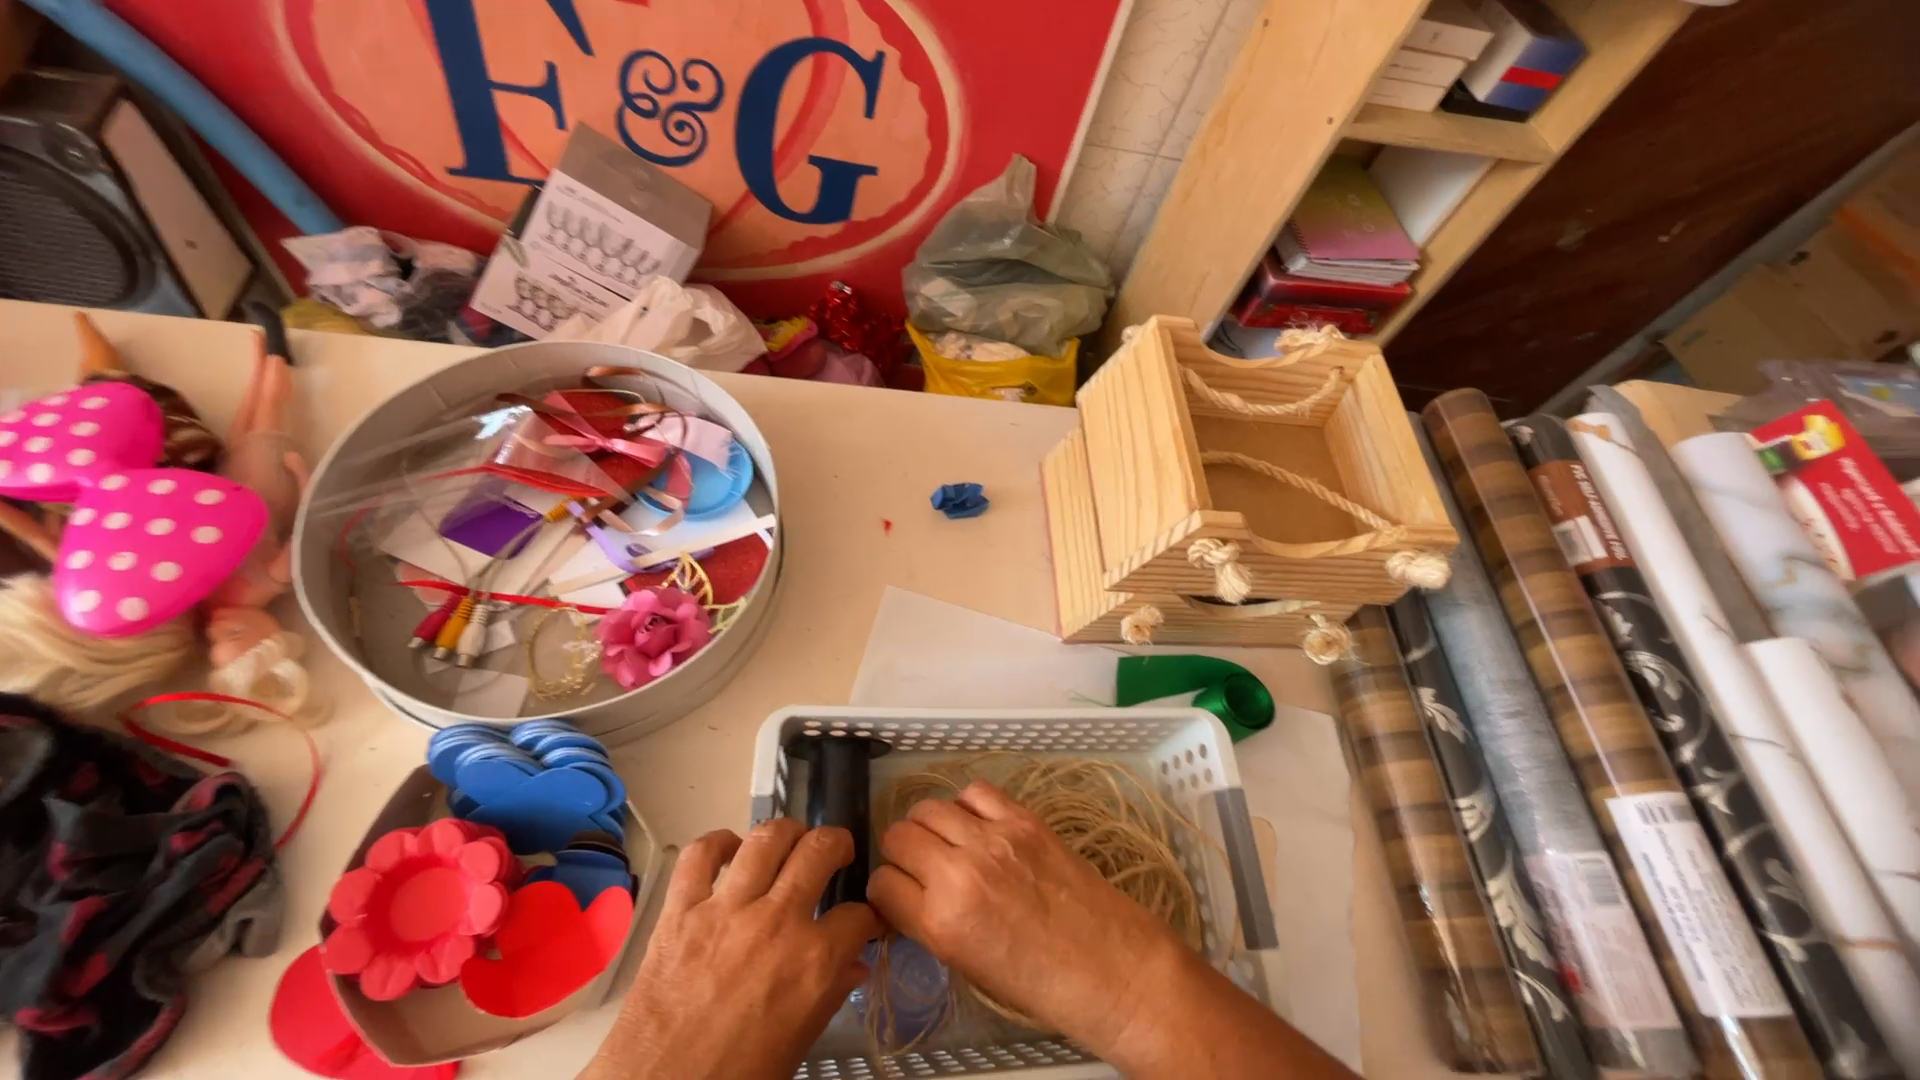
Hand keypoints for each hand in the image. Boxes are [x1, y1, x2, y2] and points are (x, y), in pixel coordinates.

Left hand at [582, 821, 880, 1079]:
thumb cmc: (736, 1078)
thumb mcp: (797, 1044)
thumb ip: (830, 995)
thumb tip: (855, 965)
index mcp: (813, 961)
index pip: (858, 916)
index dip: (869, 915)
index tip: (867, 918)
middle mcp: (776, 922)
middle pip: (819, 850)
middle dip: (838, 844)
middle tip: (837, 854)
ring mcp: (726, 910)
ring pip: (768, 838)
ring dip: (789, 832)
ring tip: (793, 842)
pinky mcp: (680, 911)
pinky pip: (700, 854)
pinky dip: (718, 842)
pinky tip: (732, 849)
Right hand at [867, 782, 1356, 1079]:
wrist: (1113, 969)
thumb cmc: (1042, 985)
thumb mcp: (968, 967)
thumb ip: (930, 924)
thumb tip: (907, 894)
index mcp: (941, 923)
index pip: (882, 885)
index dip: (886, 890)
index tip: (898, 894)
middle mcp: (959, 873)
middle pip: (898, 835)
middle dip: (900, 853)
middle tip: (919, 866)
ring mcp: (993, 839)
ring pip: (929, 807)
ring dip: (927, 825)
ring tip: (945, 841)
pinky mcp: (1023, 819)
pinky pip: (974, 792)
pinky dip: (966, 805)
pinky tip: (976, 824)